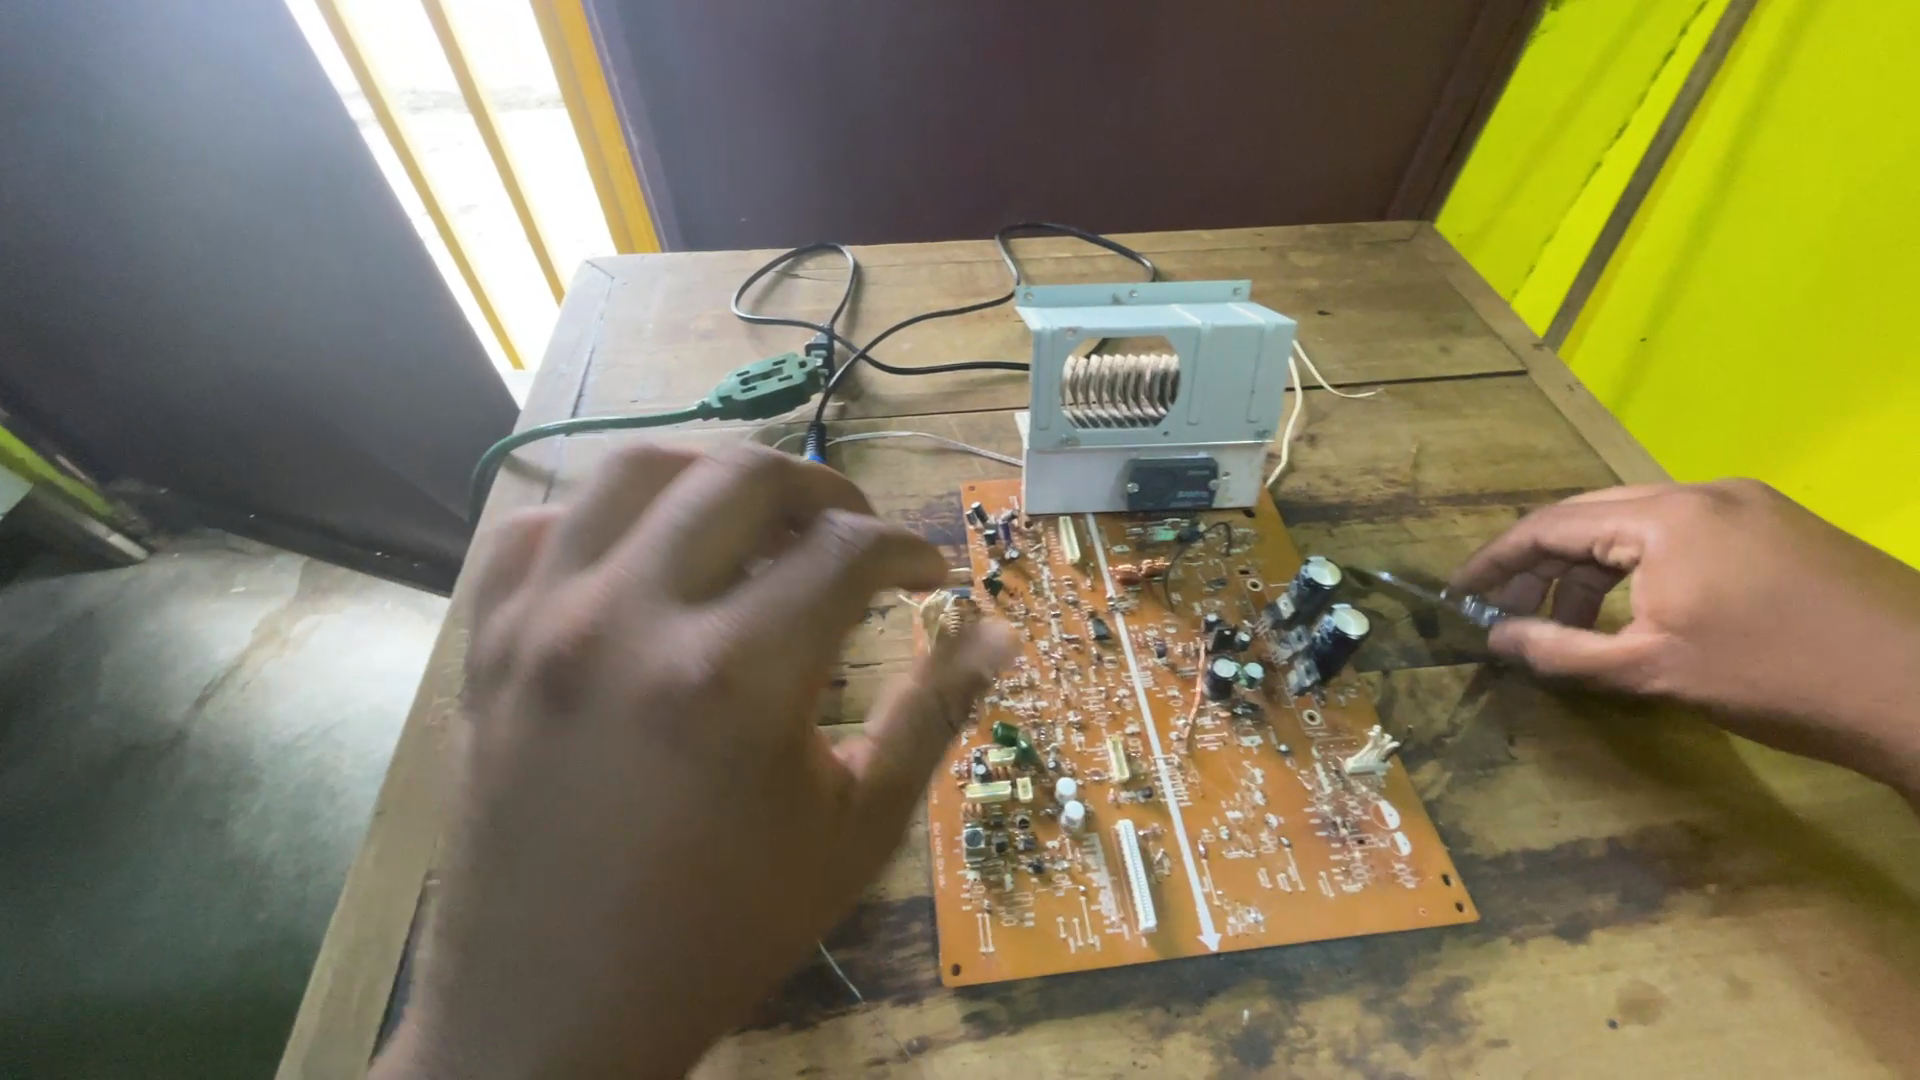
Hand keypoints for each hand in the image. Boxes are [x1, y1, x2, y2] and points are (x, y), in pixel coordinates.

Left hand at [373, 444, 1014, 1079]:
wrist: (554, 1017)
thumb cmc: (727, 926)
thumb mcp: (858, 826)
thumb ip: (934, 712)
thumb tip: (1002, 632)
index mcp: (736, 674)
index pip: (848, 551)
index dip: (906, 551)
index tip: (923, 575)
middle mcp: (631, 619)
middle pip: (747, 477)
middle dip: (826, 489)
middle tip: (853, 533)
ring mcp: (544, 622)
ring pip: (635, 471)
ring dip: (716, 477)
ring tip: (756, 521)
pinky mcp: (489, 644)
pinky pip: (540, 527)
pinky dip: (608, 521)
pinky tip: (646, 558)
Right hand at [1451, 480, 1919, 795]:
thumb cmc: (1779, 679)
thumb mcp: (1649, 670)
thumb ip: (1556, 649)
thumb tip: (1493, 637)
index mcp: (1667, 518)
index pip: (1549, 525)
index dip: (1494, 561)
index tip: (1457, 591)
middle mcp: (1703, 494)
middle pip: (1586, 516)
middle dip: (1536, 565)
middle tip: (1503, 610)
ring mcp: (1748, 505)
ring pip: (1630, 525)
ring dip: (1585, 570)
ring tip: (1565, 623)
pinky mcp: (1777, 527)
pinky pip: (1676, 534)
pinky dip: (1634, 568)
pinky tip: (1629, 610)